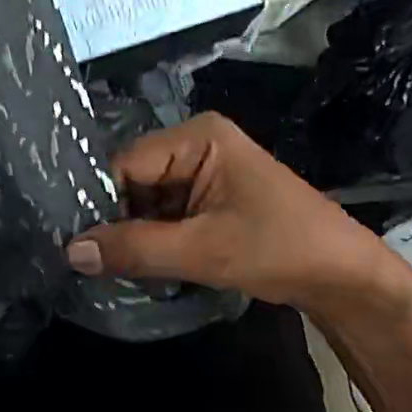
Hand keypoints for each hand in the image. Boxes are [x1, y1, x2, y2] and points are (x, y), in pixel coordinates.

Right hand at [67, 112, 408, 316]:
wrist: (341, 274)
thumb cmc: (279, 249)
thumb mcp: (202, 250)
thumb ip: (135, 248)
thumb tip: (71, 251)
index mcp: (198, 137)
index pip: (125, 163)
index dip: (98, 204)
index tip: (72, 245)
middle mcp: (198, 145)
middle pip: (133, 182)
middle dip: (117, 223)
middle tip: (88, 264)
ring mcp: (207, 173)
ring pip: (148, 203)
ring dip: (136, 237)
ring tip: (111, 271)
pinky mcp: (213, 201)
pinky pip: (168, 217)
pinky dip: (156, 243)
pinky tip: (142, 268)